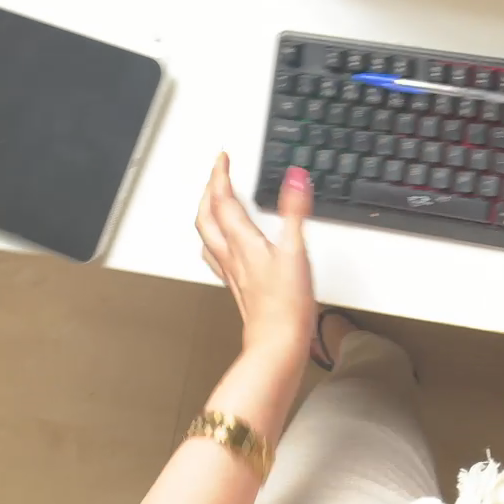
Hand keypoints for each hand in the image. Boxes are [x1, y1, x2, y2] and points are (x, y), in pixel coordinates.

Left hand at [196, 155, 315, 366]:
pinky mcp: (238, 285)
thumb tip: (295, 178)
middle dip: (209, 190)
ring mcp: (232, 272)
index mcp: (243, 243)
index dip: (220, 175)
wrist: (276, 346)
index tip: (222, 158)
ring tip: (214, 199)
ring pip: (207, 235)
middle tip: (217, 172)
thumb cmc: (286, 305)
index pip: (223, 201)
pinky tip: (224, 242)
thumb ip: (295, 211)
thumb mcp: (296, 251)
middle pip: (207, 216)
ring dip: (207, 212)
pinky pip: (216, 254)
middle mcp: (231, 255)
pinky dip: (216, 237)